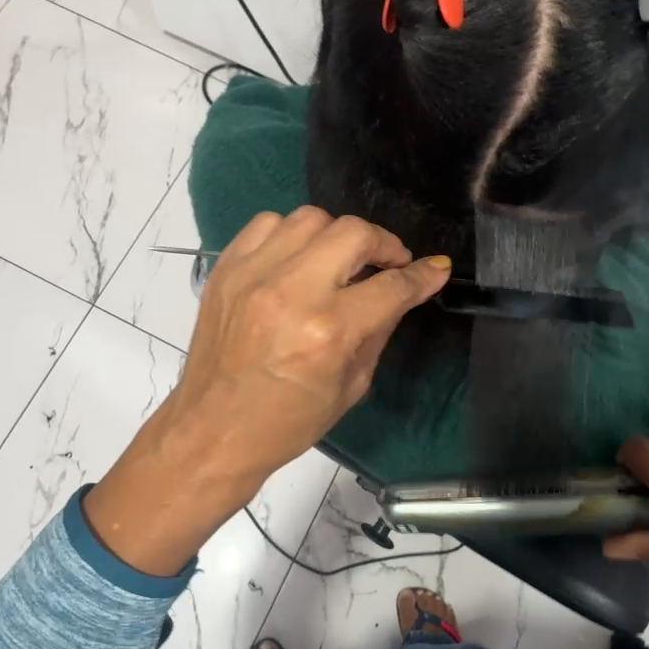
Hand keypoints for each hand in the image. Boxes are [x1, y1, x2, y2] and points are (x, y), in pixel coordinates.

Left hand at [84, 208, 448, 575]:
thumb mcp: (352, 385)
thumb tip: (406, 289)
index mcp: (328, 332)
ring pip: (310, 218)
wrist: (214, 429)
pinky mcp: (226, 269)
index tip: (435, 268)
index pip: (390, 286)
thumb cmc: (289, 421)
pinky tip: (298, 259)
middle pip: (352, 232)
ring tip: (339, 261)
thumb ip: (381, 328)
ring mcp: (253, 275)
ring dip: (336, 236)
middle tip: (387, 263)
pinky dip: (291, 235)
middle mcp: (291, 292)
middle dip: (382, 244)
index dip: (422, 275)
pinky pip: (267, 223)